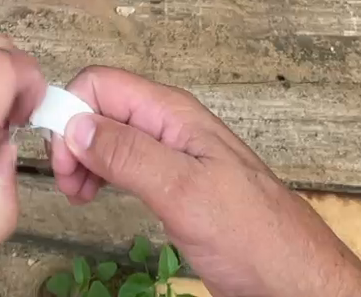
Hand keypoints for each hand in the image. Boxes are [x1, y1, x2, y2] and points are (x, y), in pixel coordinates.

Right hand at [48, 68, 360, 296]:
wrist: (299, 282)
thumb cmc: (251, 236)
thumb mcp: (183, 192)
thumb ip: (128, 153)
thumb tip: (74, 124)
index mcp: (170, 112)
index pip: (101, 83)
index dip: (72, 112)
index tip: (62, 161)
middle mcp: (167, 123)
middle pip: (100, 105)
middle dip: (73, 136)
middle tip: (70, 185)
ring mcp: (170, 151)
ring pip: (108, 132)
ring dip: (84, 156)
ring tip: (80, 194)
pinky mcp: (173, 180)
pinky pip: (123, 159)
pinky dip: (101, 172)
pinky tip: (99, 195)